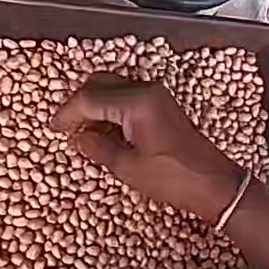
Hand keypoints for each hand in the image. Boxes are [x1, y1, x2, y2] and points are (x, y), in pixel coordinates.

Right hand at [50, 74, 243, 221]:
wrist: (215, 184)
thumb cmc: (174, 178)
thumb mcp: (127, 167)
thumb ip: (97, 147)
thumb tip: (79, 136)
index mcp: (136, 102)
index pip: (89, 98)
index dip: (67, 114)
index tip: (54, 128)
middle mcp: (147, 90)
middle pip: (100, 84)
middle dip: (79, 104)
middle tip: (66, 129)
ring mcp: (157, 96)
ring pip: (114, 88)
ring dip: (95, 105)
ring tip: (84, 134)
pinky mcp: (164, 106)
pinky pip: (129, 97)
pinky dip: (112, 109)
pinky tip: (106, 132)